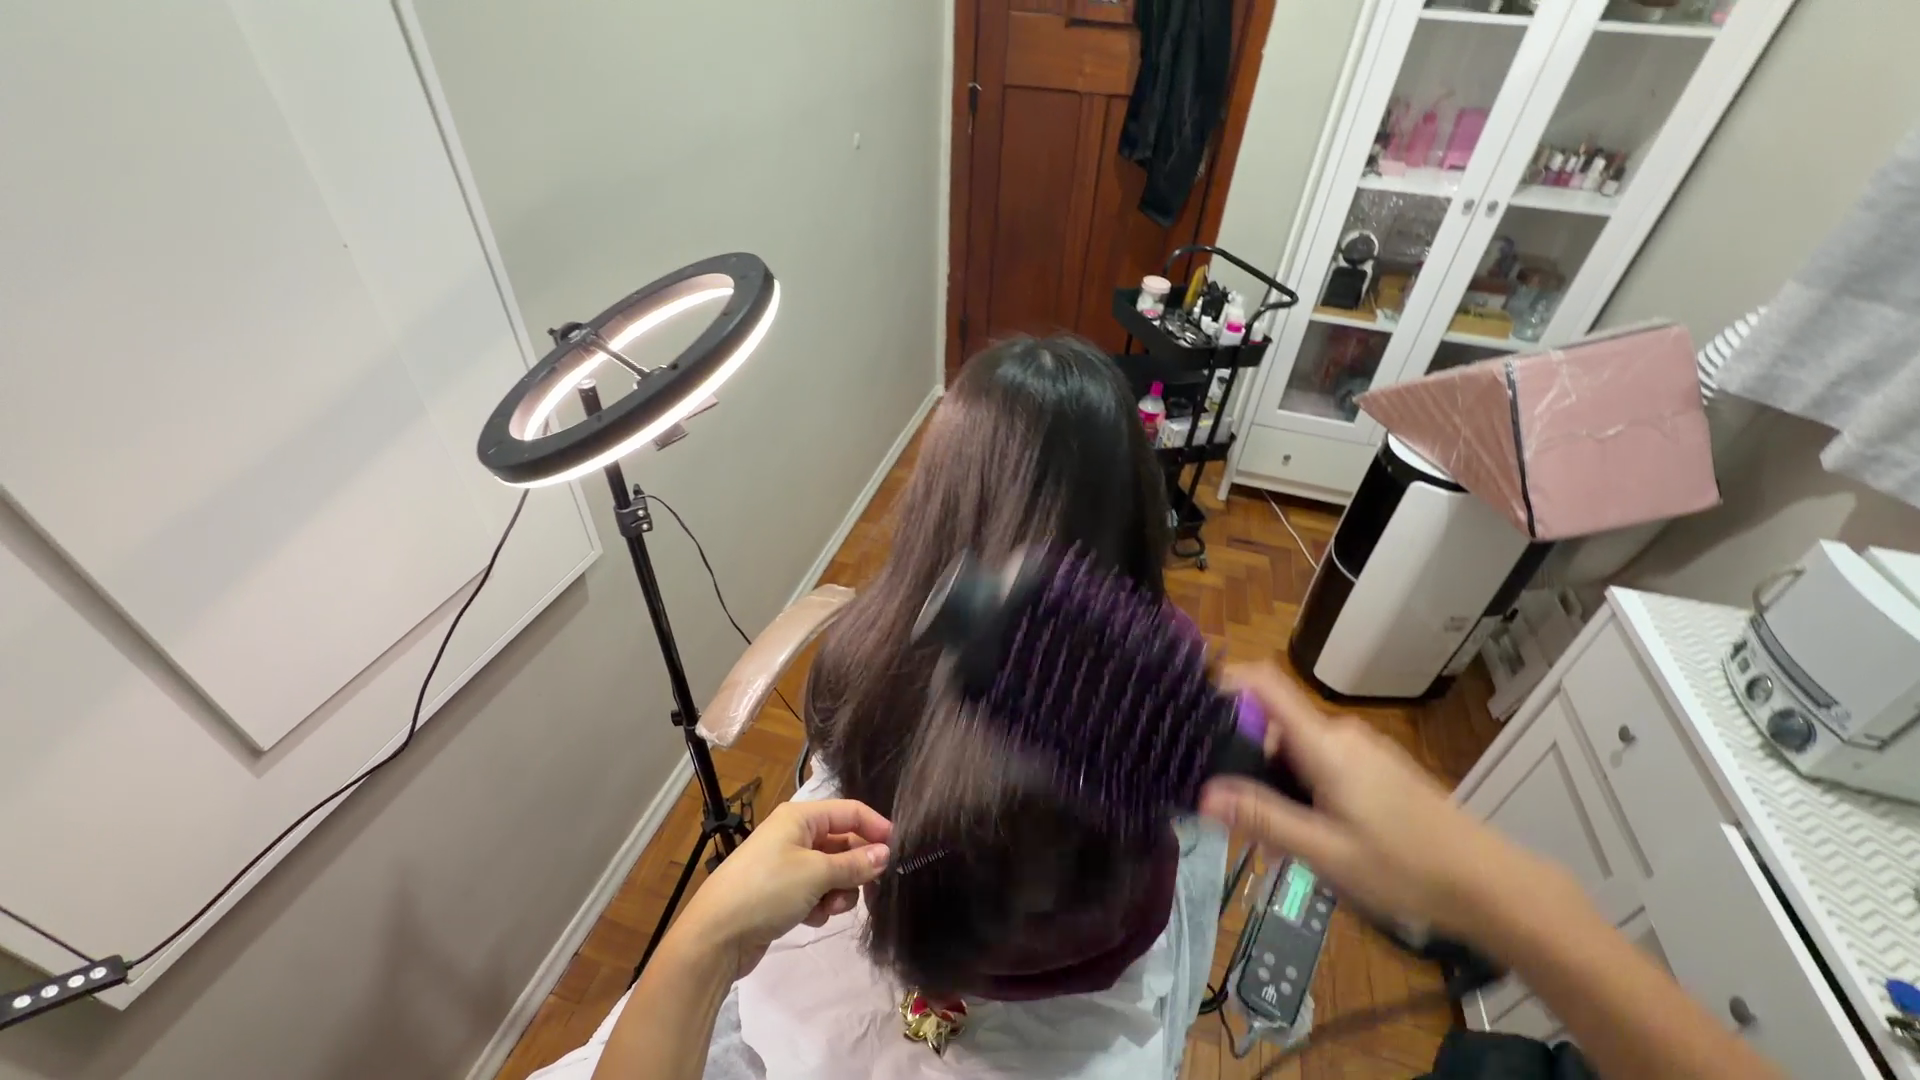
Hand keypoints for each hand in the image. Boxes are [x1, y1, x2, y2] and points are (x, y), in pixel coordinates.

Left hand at [679, 799, 892, 979]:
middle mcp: (794, 835)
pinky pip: (816, 890)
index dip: (876, 828)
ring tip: (830, 907)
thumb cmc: (767, 891)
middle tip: (870, 890)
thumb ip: (855, 864)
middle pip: (842, 842)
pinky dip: (821, 903)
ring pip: (832, 870)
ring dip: (839, 890)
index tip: (899, 851)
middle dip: (856, 866)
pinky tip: (812, 918)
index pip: (850, 811)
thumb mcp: (816, 874)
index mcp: (800, 817)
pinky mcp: (781, 893)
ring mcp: (787, 864)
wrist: (714, 937)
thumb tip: (885, 854)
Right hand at [1197, 663, 1529, 939]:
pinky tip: (1313, 834)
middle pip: (1274, 726)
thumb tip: (1203, 795)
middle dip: (1247, 763)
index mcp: (1325, 744)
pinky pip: (1321, 764)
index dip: (1226, 682)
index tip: (1191, 706)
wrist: (1490, 884)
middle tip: (1236, 817)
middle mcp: (1341, 734)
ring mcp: (1362, 749)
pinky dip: (1303, 789)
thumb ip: (1263, 818)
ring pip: (1296, 751)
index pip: (1266, 684)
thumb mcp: (1326, 850)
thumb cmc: (1405, 866)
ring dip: (1276, 785)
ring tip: (1277, 840)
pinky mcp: (1375, 767)